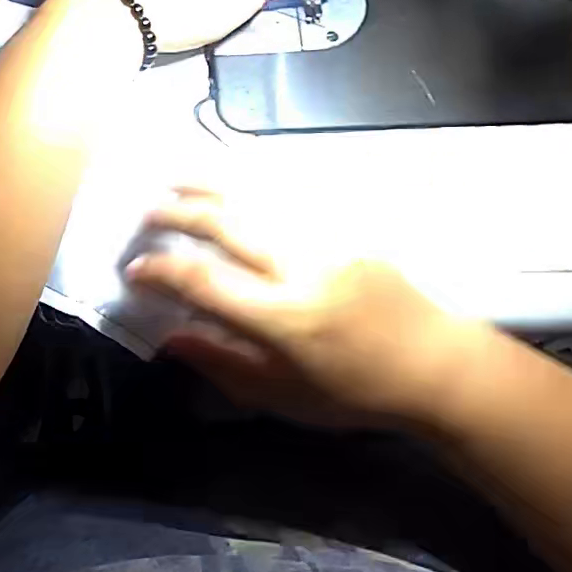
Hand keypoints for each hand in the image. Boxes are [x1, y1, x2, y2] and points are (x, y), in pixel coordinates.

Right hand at [124, 189, 482, 431]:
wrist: (435, 365)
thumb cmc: (356, 393)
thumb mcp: (284, 396)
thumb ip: (223, 363)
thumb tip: (170, 336)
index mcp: (286, 317)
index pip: (206, 282)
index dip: (162, 272)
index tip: (135, 270)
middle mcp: (304, 267)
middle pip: (228, 224)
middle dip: (179, 213)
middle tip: (147, 213)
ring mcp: (330, 239)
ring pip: (259, 196)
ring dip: (212, 184)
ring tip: (178, 177)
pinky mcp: (350, 227)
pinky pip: (294, 192)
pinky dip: (256, 181)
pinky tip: (236, 175)